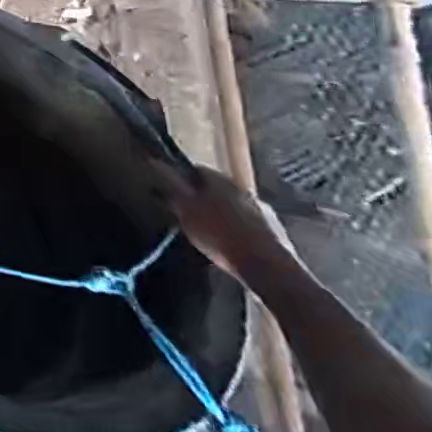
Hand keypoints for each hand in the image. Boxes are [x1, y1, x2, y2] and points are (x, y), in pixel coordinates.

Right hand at [160, 164, 296, 282]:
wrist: (269, 269)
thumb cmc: (219, 234)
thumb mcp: (185, 209)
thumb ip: (170, 185)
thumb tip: (154, 161)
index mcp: (221, 181)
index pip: (197, 169)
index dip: (181, 178)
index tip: (171, 191)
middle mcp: (244, 190)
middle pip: (217, 188)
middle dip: (203, 198)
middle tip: (188, 214)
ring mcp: (264, 212)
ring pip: (235, 206)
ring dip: (222, 214)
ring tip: (210, 232)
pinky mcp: (277, 233)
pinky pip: (250, 224)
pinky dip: (239, 230)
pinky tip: (231, 244)